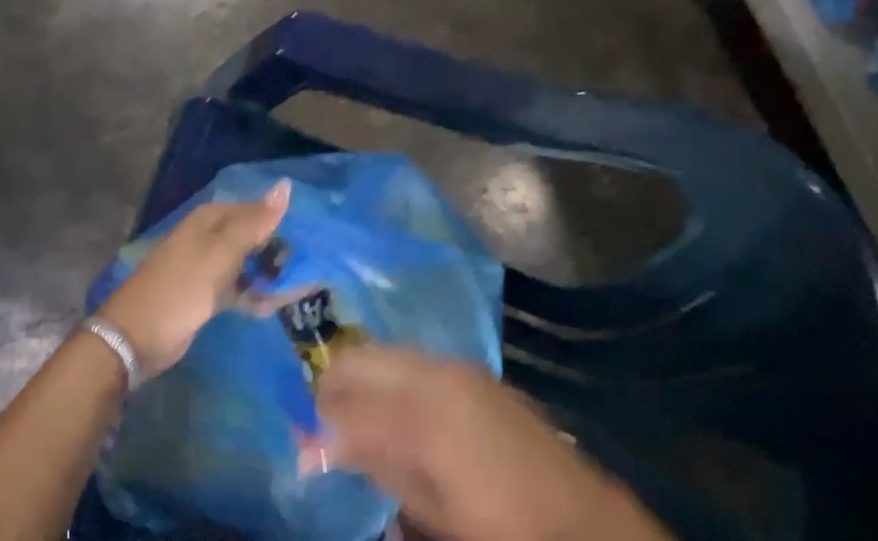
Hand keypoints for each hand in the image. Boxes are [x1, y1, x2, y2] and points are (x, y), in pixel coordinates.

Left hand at [97, 182, 289, 376]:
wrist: (136, 339)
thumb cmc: (181, 289)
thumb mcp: (221, 253)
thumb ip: (255, 222)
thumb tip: (286, 185)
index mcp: (209, 220)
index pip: (253, 209)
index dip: (278, 221)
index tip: (307, 237)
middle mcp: (208, 238)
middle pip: (251, 236)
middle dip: (276, 250)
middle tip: (305, 267)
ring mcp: (206, 268)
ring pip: (246, 264)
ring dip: (268, 275)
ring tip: (296, 289)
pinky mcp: (205, 296)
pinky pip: (238, 289)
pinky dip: (253, 295)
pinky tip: (272, 306)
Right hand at [313, 347, 672, 540]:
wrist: (576, 513)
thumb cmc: (498, 523)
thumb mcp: (430, 508)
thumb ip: (375, 466)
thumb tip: (316, 450)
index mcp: (422, 416)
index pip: (347, 403)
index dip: (317, 418)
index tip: (301, 436)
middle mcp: (435, 376)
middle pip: (362, 359)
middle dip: (333, 383)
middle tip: (318, 417)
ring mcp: (458, 368)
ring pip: (388, 354)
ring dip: (362, 374)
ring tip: (350, 411)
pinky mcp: (475, 371)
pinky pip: (416, 361)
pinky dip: (392, 375)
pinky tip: (391, 405)